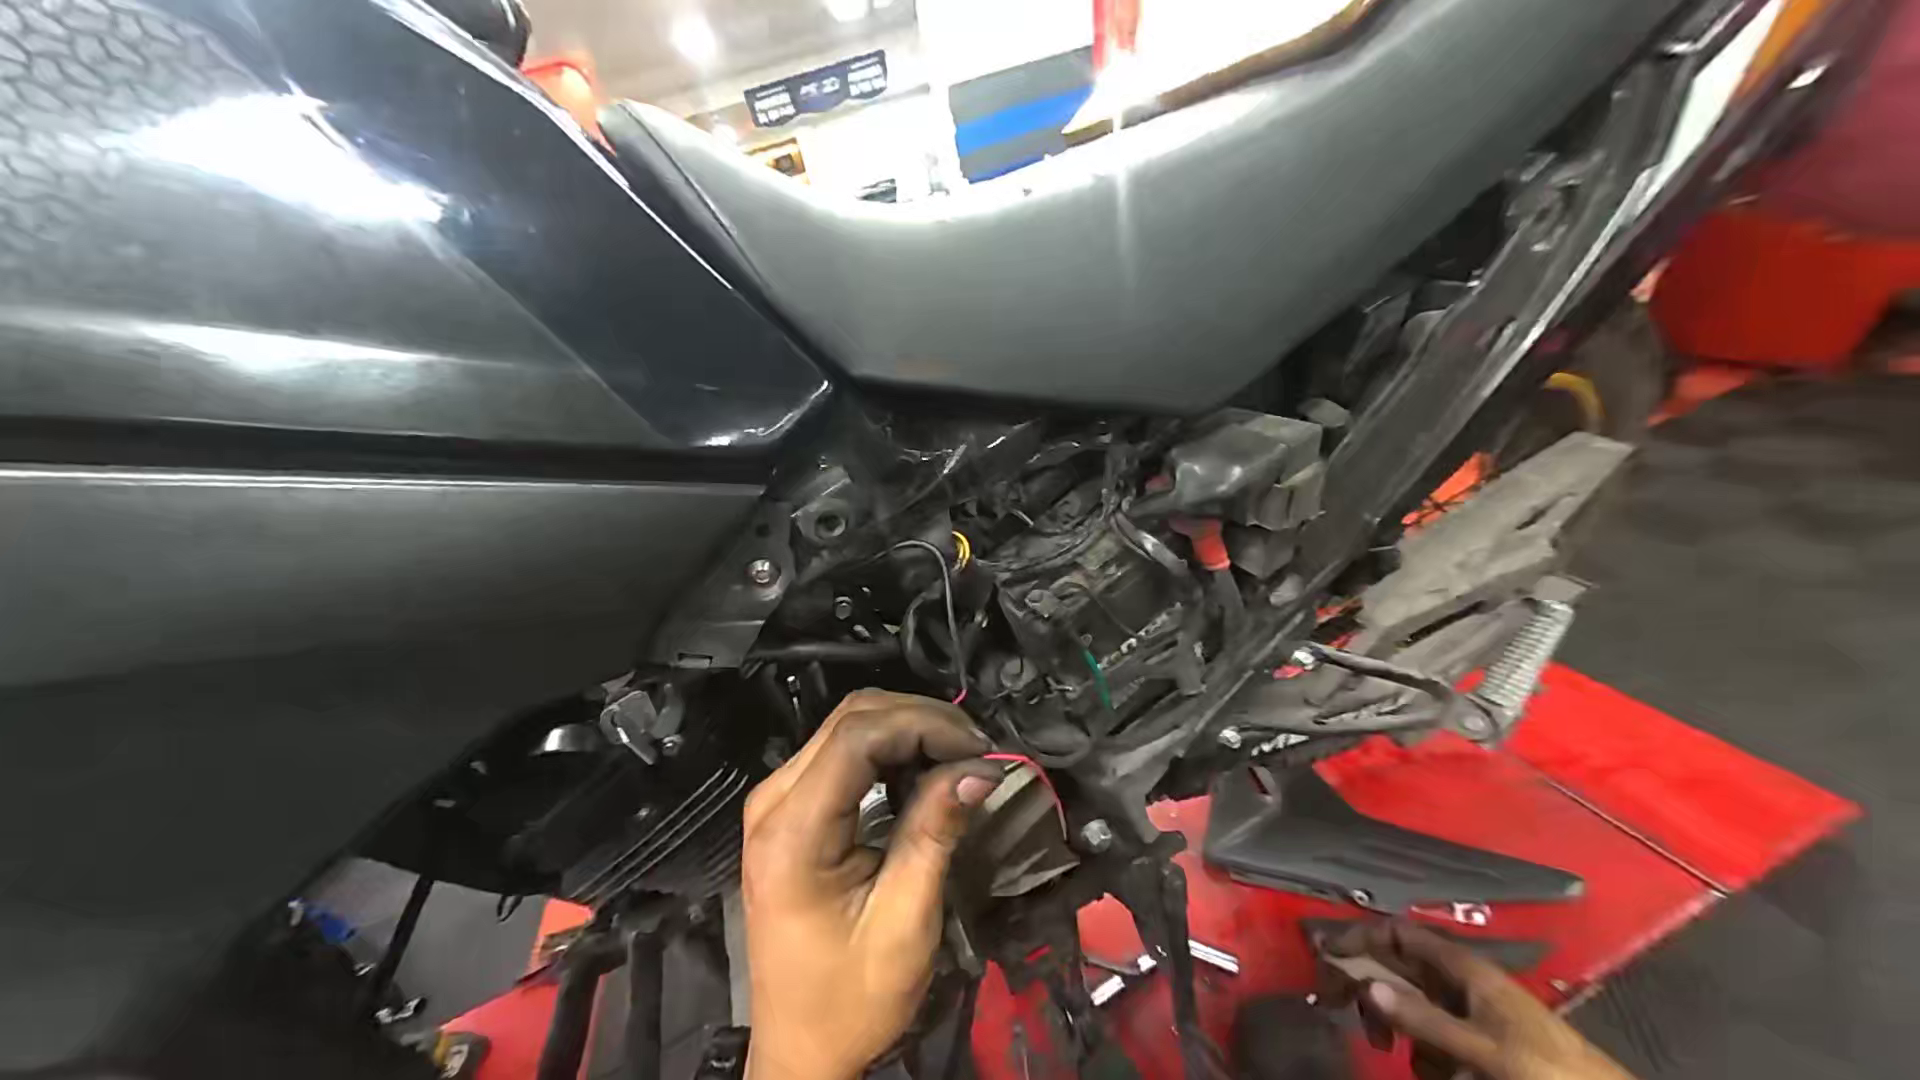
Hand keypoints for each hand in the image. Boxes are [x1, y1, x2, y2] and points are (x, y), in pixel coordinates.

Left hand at [741, 689, 1000, 1079]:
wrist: (800, 1046)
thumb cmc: (850, 999)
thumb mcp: (904, 923)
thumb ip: (935, 833)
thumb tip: (979, 769)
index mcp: (792, 832)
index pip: (858, 736)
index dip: (924, 725)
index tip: (978, 749)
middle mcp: (773, 800)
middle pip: (852, 717)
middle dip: (922, 720)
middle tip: (975, 751)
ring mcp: (776, 798)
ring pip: (848, 723)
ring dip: (909, 727)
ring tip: (958, 755)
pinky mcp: (789, 805)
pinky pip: (842, 749)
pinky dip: (890, 746)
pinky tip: (923, 766)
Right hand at [1325, 920, 1637, 1079]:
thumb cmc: (1547, 1070)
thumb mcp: (1484, 1050)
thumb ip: (1425, 1020)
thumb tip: (1366, 987)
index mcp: (1463, 967)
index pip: (1398, 932)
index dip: (1361, 937)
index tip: (1329, 956)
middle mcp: (1461, 978)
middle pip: (1399, 965)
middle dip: (1370, 986)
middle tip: (1342, 1008)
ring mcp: (1472, 1007)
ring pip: (1414, 1001)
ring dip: (1395, 1023)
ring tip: (1388, 1050)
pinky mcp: (1482, 1035)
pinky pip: (1436, 1031)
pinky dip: (1422, 1048)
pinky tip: (1427, 1071)